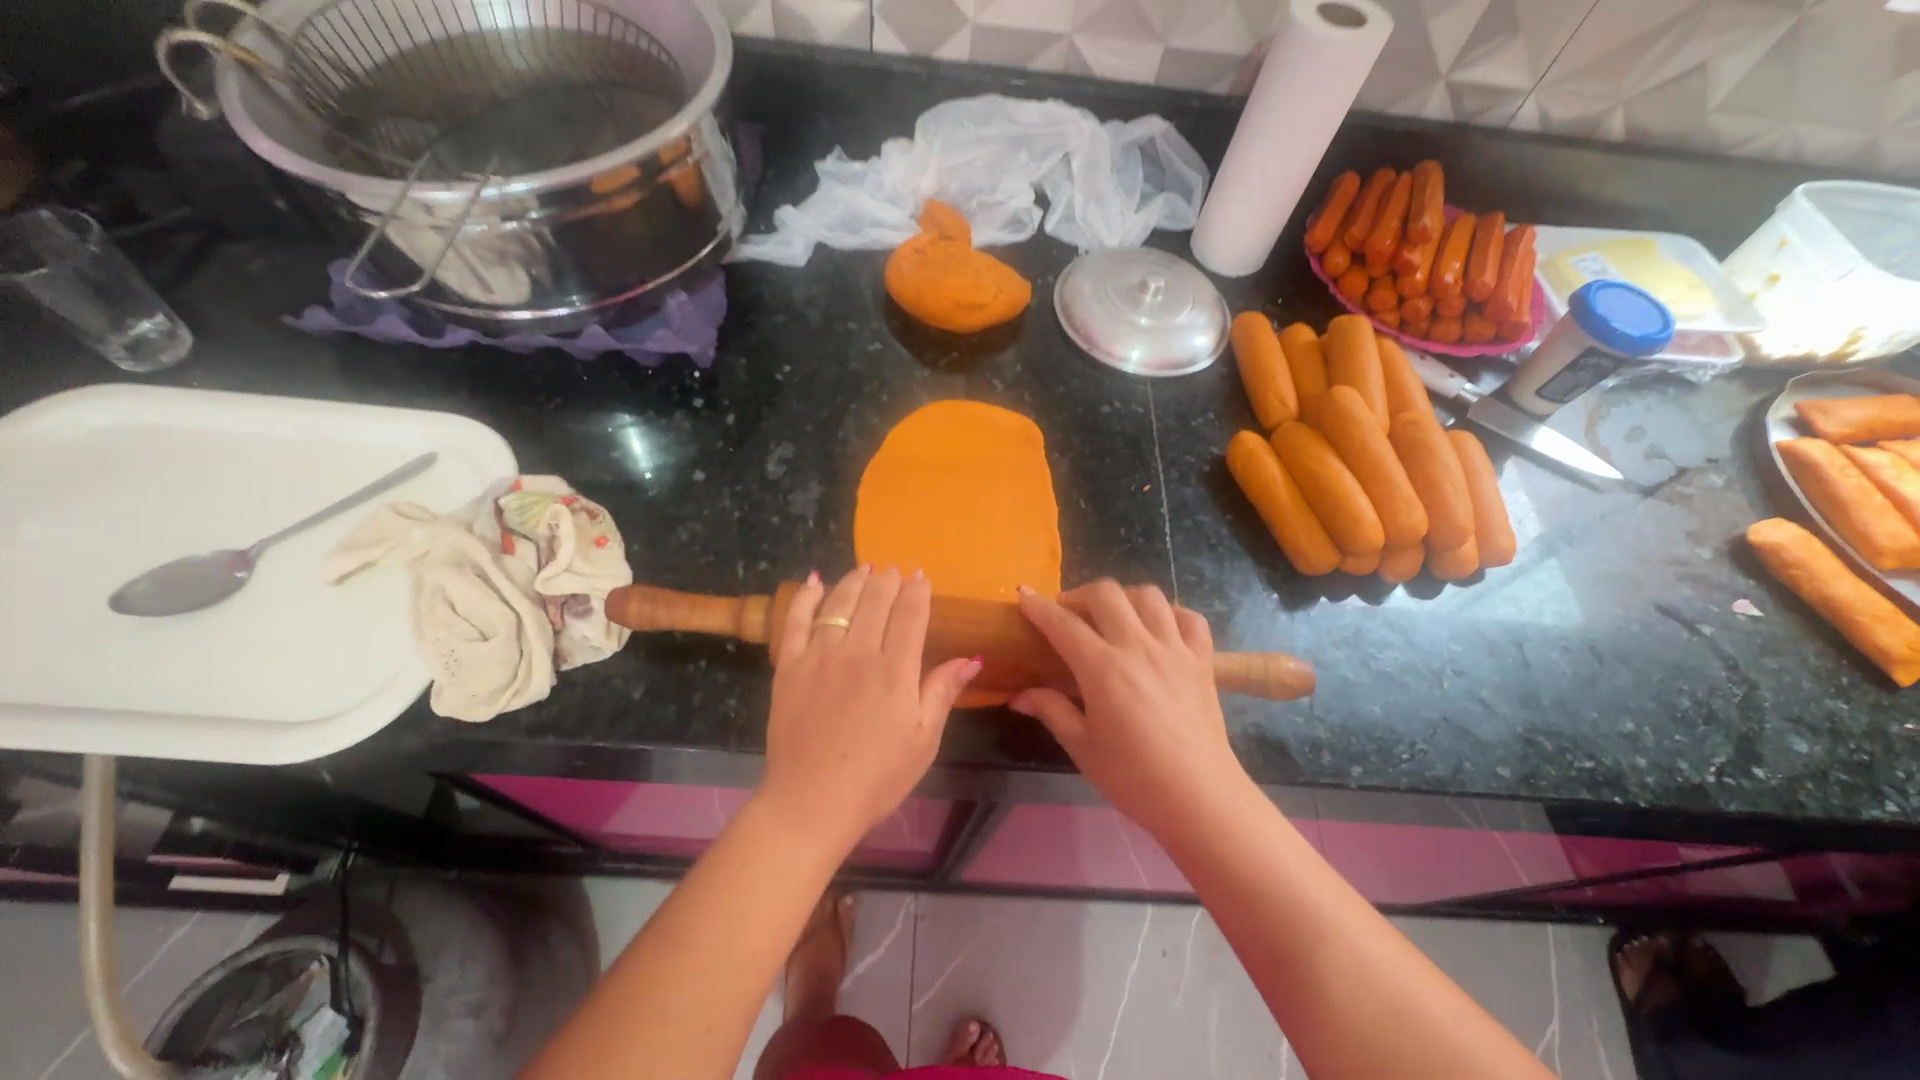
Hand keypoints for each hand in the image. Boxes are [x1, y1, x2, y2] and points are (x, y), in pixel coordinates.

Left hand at [758, 567, 979, 849]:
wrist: (810, 803)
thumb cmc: (877, 779)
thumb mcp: (923, 741)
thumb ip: (942, 692)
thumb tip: (971, 657)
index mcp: (895, 672)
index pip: (910, 615)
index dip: (917, 591)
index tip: (921, 576)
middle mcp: (858, 653)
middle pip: (875, 601)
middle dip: (888, 580)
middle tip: (895, 570)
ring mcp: (818, 658)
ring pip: (839, 604)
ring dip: (855, 581)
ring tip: (866, 569)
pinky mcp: (788, 668)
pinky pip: (796, 621)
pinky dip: (805, 597)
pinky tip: (814, 581)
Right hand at [1011, 580, 1252, 837]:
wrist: (1199, 798)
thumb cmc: (1133, 778)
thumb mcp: (1083, 748)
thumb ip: (1052, 711)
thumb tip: (1019, 696)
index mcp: (1103, 669)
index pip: (1063, 624)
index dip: (1039, 607)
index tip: (1024, 596)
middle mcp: (1139, 647)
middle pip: (1106, 594)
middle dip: (1080, 595)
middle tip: (1068, 615)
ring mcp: (1175, 650)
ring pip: (1149, 596)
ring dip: (1124, 598)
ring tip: (1113, 617)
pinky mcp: (1203, 661)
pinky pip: (1189, 618)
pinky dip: (1171, 613)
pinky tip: (1159, 629)